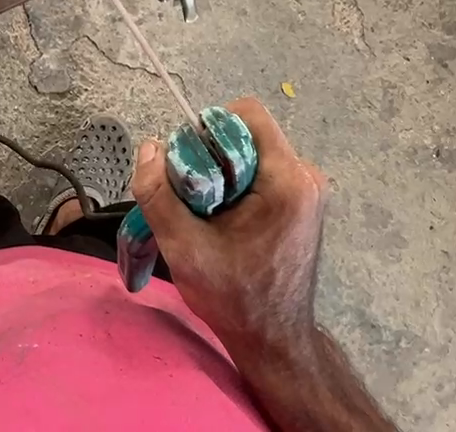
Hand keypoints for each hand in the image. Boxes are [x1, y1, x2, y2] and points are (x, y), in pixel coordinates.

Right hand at [131, 96, 328, 355]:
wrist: (274, 340)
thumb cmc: (234, 297)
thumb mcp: (183, 247)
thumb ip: (158, 193)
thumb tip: (148, 147)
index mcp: (288, 180)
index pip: (246, 114)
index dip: (207, 128)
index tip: (188, 165)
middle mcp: (306, 175)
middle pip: (244, 131)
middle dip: (209, 153)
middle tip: (191, 194)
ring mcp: (307, 188)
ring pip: (248, 149)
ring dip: (219, 169)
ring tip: (205, 211)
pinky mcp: (301, 200)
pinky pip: (258, 167)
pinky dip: (234, 181)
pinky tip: (223, 217)